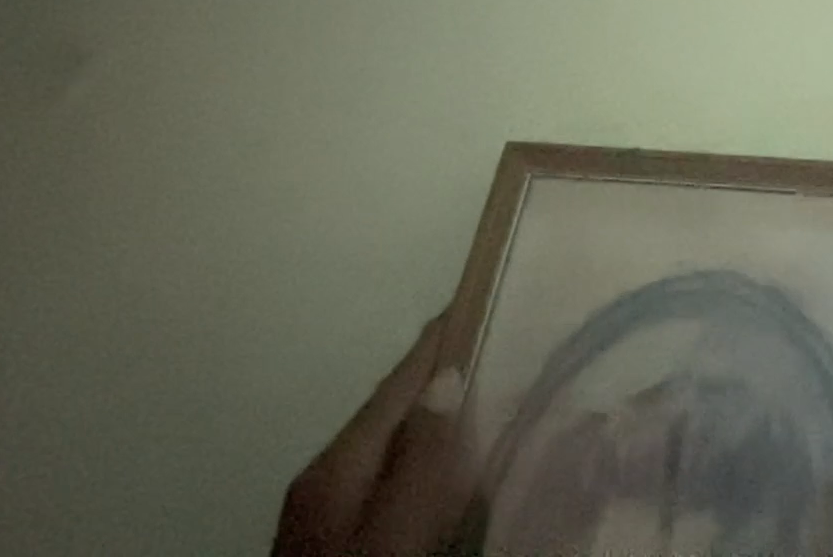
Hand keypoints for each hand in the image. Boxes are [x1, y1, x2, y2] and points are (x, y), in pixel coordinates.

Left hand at [272, 315, 473, 556]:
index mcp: (337, 468)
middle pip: (395, 407)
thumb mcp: (393, 536)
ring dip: (440, 406)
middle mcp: (331, 477)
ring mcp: (335, 507)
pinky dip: (432, 446)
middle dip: (443, 369)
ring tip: (492, 382)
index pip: (397, 384)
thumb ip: (421, 460)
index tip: (479, 300)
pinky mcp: (349, 530)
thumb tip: (448, 377)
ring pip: (398, 437)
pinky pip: (398, 468)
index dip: (438, 341)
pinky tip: (459, 452)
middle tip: (502, 339)